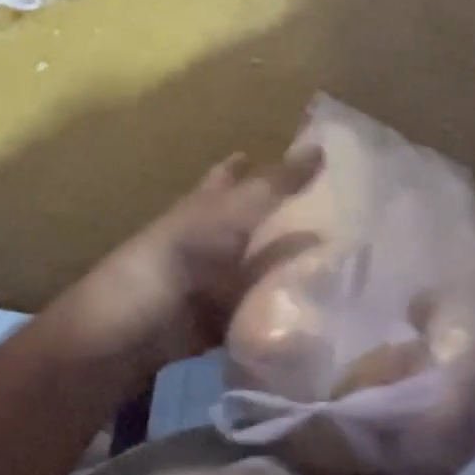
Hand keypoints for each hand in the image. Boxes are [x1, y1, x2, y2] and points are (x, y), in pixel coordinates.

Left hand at [81, 149, 321, 367]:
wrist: (138, 327)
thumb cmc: (183, 252)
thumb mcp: (235, 210)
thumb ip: (277, 185)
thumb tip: (320, 147)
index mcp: (204, 203)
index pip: (229, 176)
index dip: (248, 165)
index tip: (275, 161)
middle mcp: (206, 241)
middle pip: (245, 226)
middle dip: (277, 221)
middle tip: (330, 219)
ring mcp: (210, 285)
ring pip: (253, 272)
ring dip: (283, 271)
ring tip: (336, 268)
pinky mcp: (216, 325)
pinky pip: (253, 316)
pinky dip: (275, 316)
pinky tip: (313, 315)